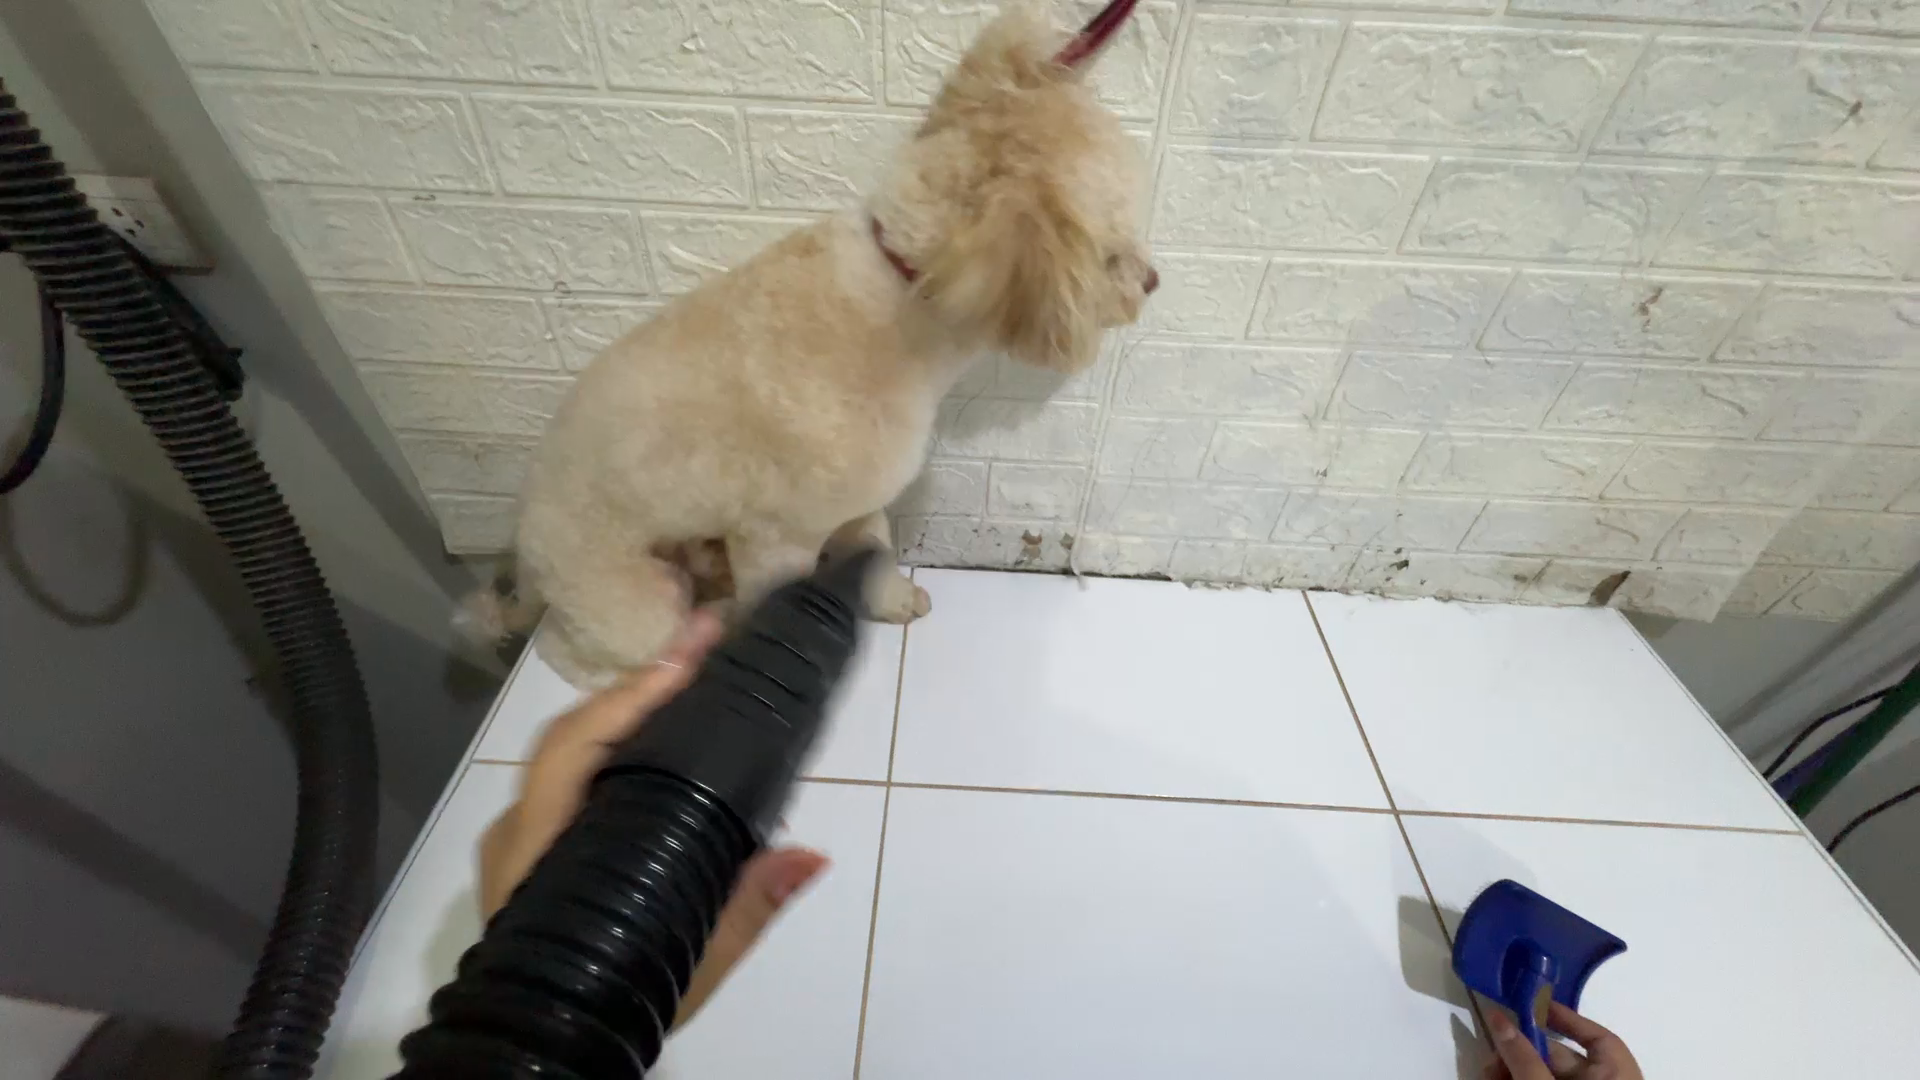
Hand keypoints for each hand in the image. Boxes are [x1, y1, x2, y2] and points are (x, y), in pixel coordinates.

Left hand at [478, 613, 829, 1027]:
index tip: (694, 647)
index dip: (639, 690)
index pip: (586, 744)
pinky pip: (575, 770)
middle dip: (646, 678)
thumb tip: (812, 855)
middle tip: (708, 636)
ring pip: (576, 745)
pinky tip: (659, 731)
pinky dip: (618, 736)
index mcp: (548, 847)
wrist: (535, 1056)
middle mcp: (524, 828)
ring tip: (694, 670)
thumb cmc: (609, 1002)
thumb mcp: (686, 966)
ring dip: (633, 702)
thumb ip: (745, 909)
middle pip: (581, 728)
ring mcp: (520, 835)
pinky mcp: (528, 845)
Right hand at [1484, 1003, 1643, 1079]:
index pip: (1603, 1039)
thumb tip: (1496, 1015)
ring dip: (1513, 1067)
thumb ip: (1523, 1057)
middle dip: (1520, 1051)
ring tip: (1488, 1074)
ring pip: (1547, 1073)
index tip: (1529, 1006)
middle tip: (1491, 1058)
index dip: (1567, 1018)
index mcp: (1618, 1079)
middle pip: (1563, 1058)